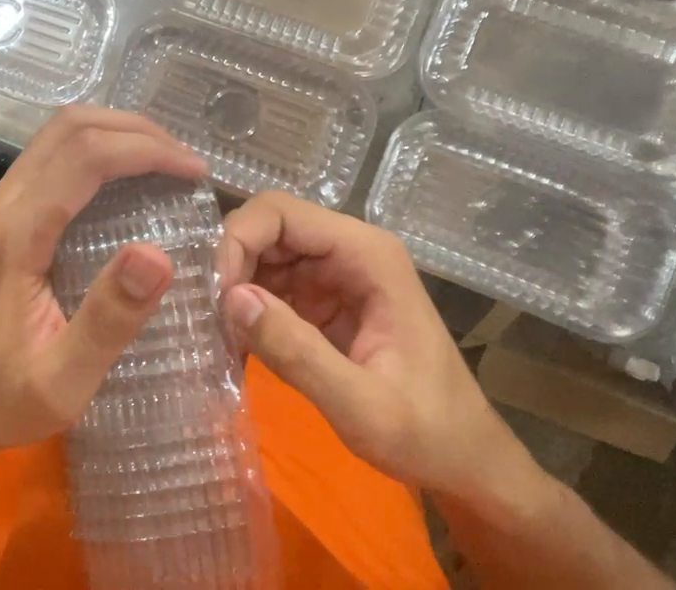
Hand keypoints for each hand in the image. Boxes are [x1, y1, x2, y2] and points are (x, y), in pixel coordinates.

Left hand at [0, 107, 208, 477]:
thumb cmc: (1, 401)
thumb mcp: (63, 381)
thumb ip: (109, 319)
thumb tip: (158, 254)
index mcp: (14, 233)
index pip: (84, 156)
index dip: (146, 151)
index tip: (196, 173)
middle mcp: (1, 203)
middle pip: (69, 128)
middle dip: (136, 131)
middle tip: (188, 164)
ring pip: (57, 136)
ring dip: (115, 135)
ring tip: (168, 165)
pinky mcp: (1, 215)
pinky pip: (51, 158)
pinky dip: (96, 152)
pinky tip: (128, 180)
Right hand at [218, 192, 543, 507]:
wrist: (465, 462)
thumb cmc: (427, 433)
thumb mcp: (362, 406)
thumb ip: (297, 353)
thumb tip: (231, 299)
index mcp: (367, 255)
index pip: (281, 213)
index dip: (238, 241)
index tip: (217, 297)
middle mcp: (348, 251)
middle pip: (266, 228)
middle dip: (230, 266)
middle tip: (210, 320)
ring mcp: (333, 274)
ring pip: (261, 255)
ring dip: (234, 290)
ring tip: (217, 338)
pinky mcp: (321, 300)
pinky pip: (269, 285)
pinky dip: (246, 310)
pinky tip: (234, 347)